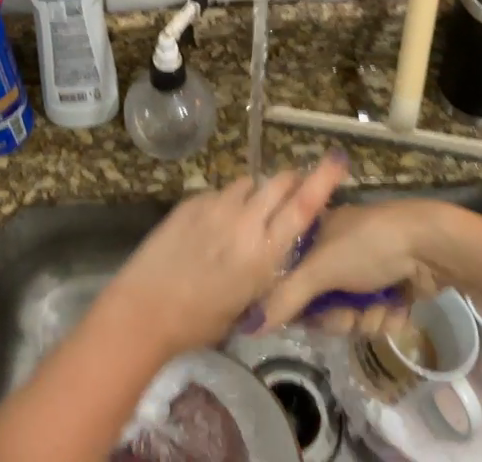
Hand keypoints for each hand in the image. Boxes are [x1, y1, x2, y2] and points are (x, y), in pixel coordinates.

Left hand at [98, 156, 347, 358]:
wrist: (144, 309)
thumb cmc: (199, 321)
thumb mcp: (247, 305)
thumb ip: (267, 276)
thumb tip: (277, 259)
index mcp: (264, 253)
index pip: (302, 206)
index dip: (322, 180)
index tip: (337, 160)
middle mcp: (244, 222)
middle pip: (277, 182)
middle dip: (290, 180)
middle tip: (293, 188)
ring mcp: (215, 207)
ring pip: (247, 184)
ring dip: (257, 192)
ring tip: (251, 211)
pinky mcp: (190, 202)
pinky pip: (220, 193)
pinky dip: (227, 202)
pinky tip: (216, 224)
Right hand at [258, 199, 455, 334]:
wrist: (430, 245)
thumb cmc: (369, 245)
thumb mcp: (321, 269)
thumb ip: (286, 299)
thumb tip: (248, 326)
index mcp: (313, 236)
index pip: (289, 277)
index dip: (295, 302)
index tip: (303, 315)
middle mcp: (335, 252)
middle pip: (321, 304)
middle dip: (338, 316)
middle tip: (348, 314)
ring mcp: (364, 270)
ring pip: (350, 315)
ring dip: (366, 319)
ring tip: (380, 307)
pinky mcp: (390, 287)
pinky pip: (376, 316)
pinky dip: (386, 317)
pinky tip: (398, 307)